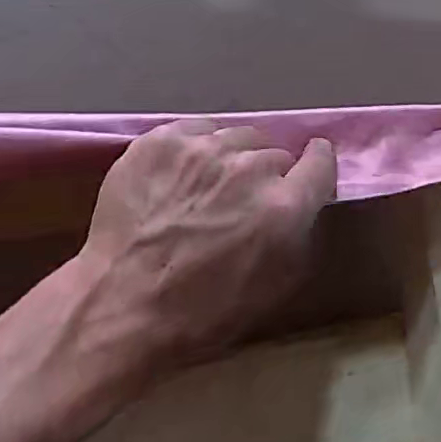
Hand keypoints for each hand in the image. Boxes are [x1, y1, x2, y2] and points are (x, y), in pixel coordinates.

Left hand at [75, 120, 335, 371]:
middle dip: (269, 175)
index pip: (321, 160)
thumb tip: (305, 200)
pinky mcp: (163, 139)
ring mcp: (203, 148)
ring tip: (210, 184)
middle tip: (245, 200)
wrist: (120, 306)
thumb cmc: (204, 311)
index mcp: (284, 205)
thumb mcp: (276, 283)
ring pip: (238, 136)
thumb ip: (301, 231)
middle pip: (276, 153)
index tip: (309, 169)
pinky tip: (182, 173)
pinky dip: (197, 147)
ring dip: (233, 158)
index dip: (316, 165)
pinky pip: (198, 129)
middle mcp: (250, 167)